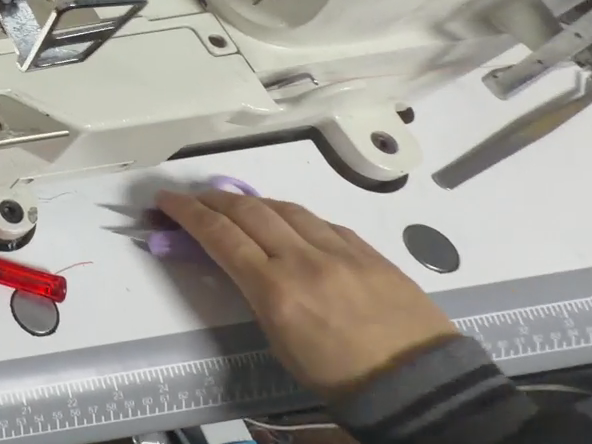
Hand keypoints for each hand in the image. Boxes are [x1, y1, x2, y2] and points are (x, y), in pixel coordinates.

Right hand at [157, 189, 457, 396]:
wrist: (427, 394)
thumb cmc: (341, 379)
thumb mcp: (279, 340)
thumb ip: (253, 292)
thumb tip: (230, 261)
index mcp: (275, 288)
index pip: (217, 233)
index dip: (184, 210)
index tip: (163, 200)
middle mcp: (303, 260)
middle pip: (246, 210)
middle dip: (211, 198)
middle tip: (192, 197)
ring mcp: (341, 254)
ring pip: (284, 208)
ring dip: (252, 202)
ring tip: (237, 205)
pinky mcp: (372, 255)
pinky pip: (323, 223)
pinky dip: (295, 217)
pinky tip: (291, 224)